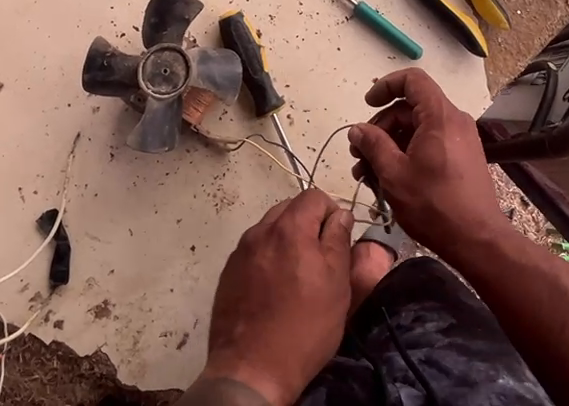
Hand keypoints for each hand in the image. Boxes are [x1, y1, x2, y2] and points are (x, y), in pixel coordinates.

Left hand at [199, 188, 353, 405]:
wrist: (251, 371)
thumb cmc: (304, 328)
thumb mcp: (336, 284)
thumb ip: (339, 240)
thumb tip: (340, 215)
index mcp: (289, 228)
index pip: (314, 195)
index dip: (331, 211)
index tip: (338, 239)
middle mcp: (260, 231)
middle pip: (290, 208)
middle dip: (308, 223)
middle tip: (320, 257)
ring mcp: (240, 252)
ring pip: (271, 228)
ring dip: (287, 239)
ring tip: (296, 274)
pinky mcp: (228, 273)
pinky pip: (254, 250)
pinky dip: (268, 257)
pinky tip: (274, 288)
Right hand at [348, 68, 509, 262]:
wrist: (478, 240)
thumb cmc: (434, 205)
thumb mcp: (395, 174)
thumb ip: (373, 145)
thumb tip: (357, 129)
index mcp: (440, 116)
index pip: (412, 80)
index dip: (386, 86)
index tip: (367, 105)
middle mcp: (454, 120)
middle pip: (410, 108)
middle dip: (381, 128)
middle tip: (359, 156)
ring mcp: (460, 139)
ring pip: (417, 129)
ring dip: (390, 146)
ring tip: (368, 175)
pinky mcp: (462, 157)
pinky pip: (429, 144)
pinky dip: (407, 155)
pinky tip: (389, 180)